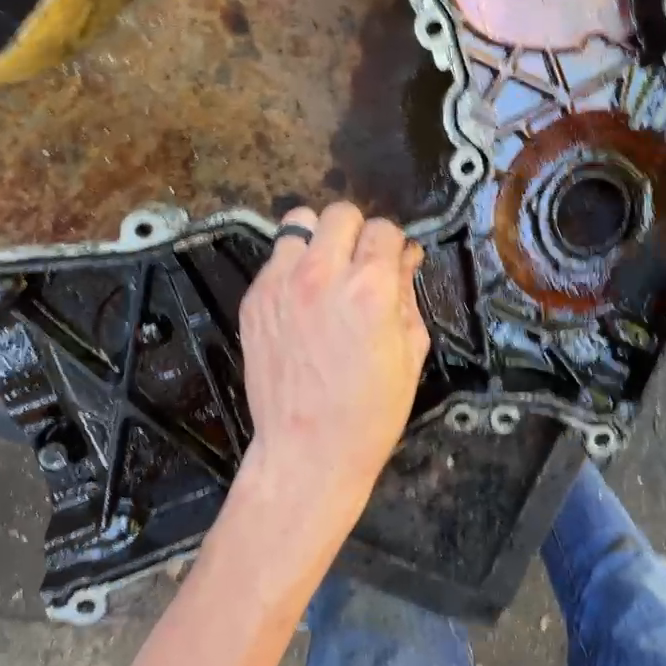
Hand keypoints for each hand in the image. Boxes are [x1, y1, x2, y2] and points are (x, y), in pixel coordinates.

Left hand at [237, 203, 430, 512]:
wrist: (307, 452)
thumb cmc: (371, 411)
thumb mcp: (410, 350)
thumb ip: (406, 292)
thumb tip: (405, 256)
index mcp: (370, 288)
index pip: (384, 228)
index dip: (393, 244)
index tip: (392, 262)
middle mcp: (323, 275)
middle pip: (340, 213)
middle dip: (357, 233)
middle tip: (359, 264)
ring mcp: (281, 285)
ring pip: (299, 224)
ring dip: (318, 242)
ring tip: (325, 274)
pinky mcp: (254, 300)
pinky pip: (275, 259)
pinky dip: (291, 268)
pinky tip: (301, 301)